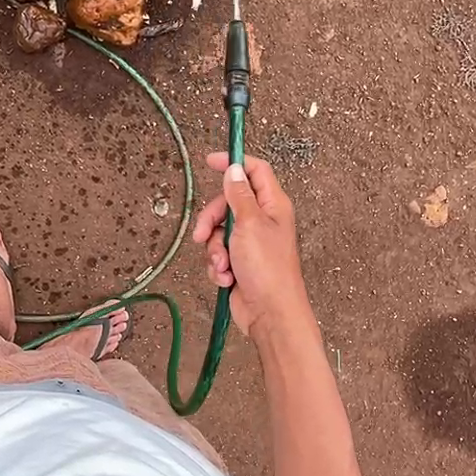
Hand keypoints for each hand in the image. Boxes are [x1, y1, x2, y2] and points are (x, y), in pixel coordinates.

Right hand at [191, 152, 312, 340]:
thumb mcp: (249, 224)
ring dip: (214, 248)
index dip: (233, 163)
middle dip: (212, 218)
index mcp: (273, 205)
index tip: (210, 161)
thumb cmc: (268, 269)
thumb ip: (239, 195)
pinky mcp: (240, 261)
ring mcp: (251, 242)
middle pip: (229, 202)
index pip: (254, 171)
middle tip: (203, 232)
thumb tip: (234, 170)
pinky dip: (218, 265)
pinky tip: (226, 277)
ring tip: (222, 264)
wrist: (270, 314)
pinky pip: (219, 253)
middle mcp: (263, 220)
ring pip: (219, 230)